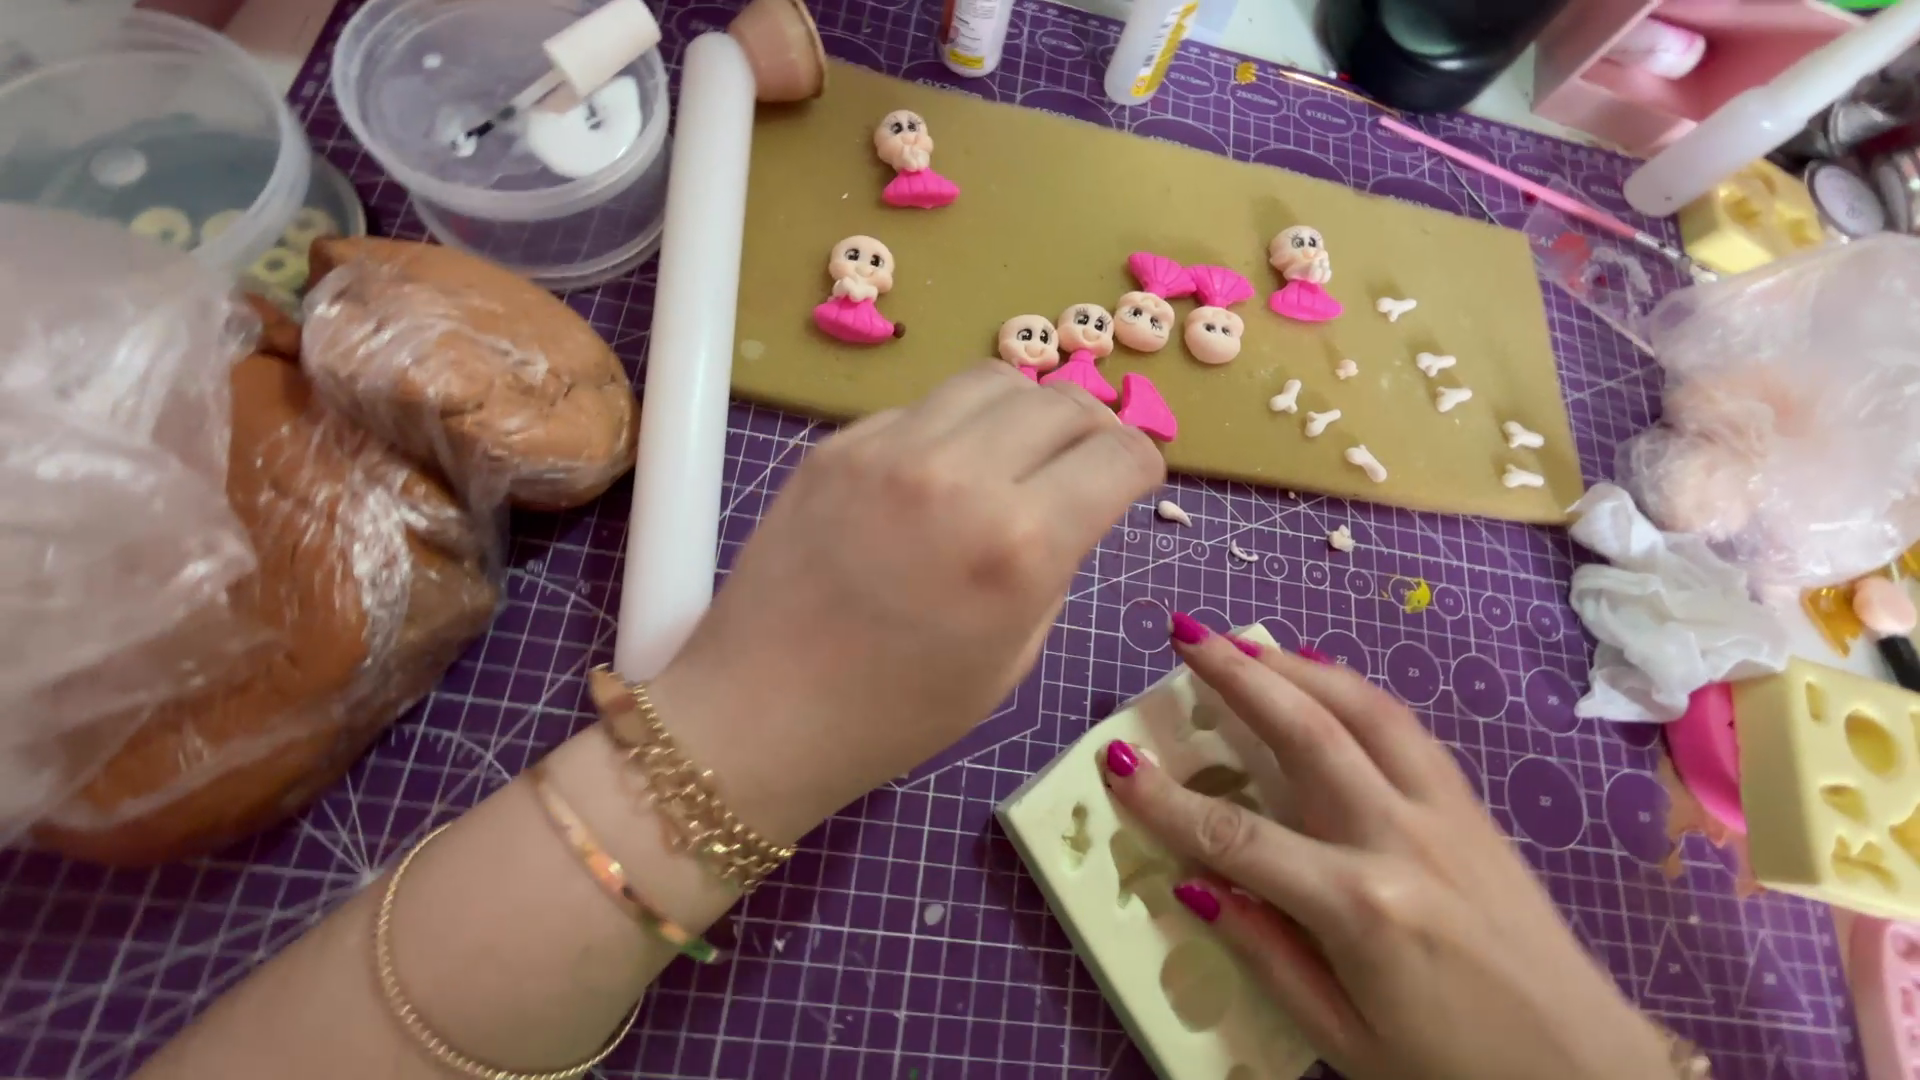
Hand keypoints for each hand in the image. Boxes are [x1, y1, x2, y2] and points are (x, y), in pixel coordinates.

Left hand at [654, 363, 1163, 836]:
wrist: (761, 712)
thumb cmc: (897, 713)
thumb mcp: (1011, 658)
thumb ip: (1055, 566)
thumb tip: (1069, 507)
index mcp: (1020, 546)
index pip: (1120, 455)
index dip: (1143, 466)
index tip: (1132, 481)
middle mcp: (961, 476)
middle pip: (1064, 402)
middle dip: (1095, 429)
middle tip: (1085, 462)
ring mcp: (890, 449)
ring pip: (994, 380)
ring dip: (1027, 411)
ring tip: (1018, 453)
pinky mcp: (837, 444)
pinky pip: (923, 408)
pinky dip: (954, 429)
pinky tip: (939, 474)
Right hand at [1103, 618, 1675, 1079]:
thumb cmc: (1453, 1074)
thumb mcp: (1342, 1038)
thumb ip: (1265, 951)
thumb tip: (1195, 879)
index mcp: (1360, 908)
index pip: (1237, 838)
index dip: (1165, 801)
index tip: (1118, 762)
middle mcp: (1400, 839)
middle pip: (1304, 733)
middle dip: (1236, 675)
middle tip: (1185, 633)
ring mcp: (1445, 813)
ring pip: (1361, 709)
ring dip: (1293, 663)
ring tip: (1241, 639)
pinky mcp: (1473, 806)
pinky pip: (1402, 725)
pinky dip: (1350, 686)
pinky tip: (1317, 669)